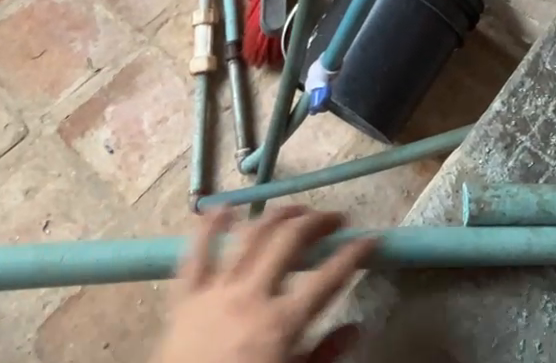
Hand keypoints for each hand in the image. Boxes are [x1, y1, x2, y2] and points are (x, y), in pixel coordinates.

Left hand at [151, 205, 376, 362]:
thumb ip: (325, 355)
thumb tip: (356, 327)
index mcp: (281, 325)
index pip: (329, 276)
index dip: (355, 253)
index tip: (371, 239)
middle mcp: (251, 298)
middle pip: (290, 241)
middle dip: (318, 222)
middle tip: (335, 220)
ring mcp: (216, 293)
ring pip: (251, 236)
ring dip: (277, 215)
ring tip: (296, 210)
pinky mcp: (185, 299)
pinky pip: (195, 254)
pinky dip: (210, 227)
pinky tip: (224, 208)